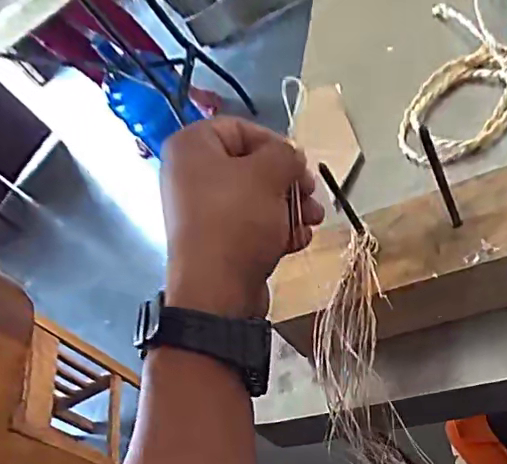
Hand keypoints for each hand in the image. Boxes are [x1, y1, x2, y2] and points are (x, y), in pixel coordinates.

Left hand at [160, 116, 323, 318]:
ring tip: (313, 220)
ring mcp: (206, 214)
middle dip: (289, 183)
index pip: (240, 129)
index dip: (276, 143)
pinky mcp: (221, 245)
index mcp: (193, 147)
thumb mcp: (268, 176)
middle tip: (312, 195)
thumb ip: (285, 155)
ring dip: (291, 209)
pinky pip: (252, 228)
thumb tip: (293, 156)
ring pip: (257, 201)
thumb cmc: (237, 222)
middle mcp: (193, 177)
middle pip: (252, 169)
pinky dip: (278, 231)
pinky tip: (299, 240)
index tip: (301, 163)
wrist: (218, 290)